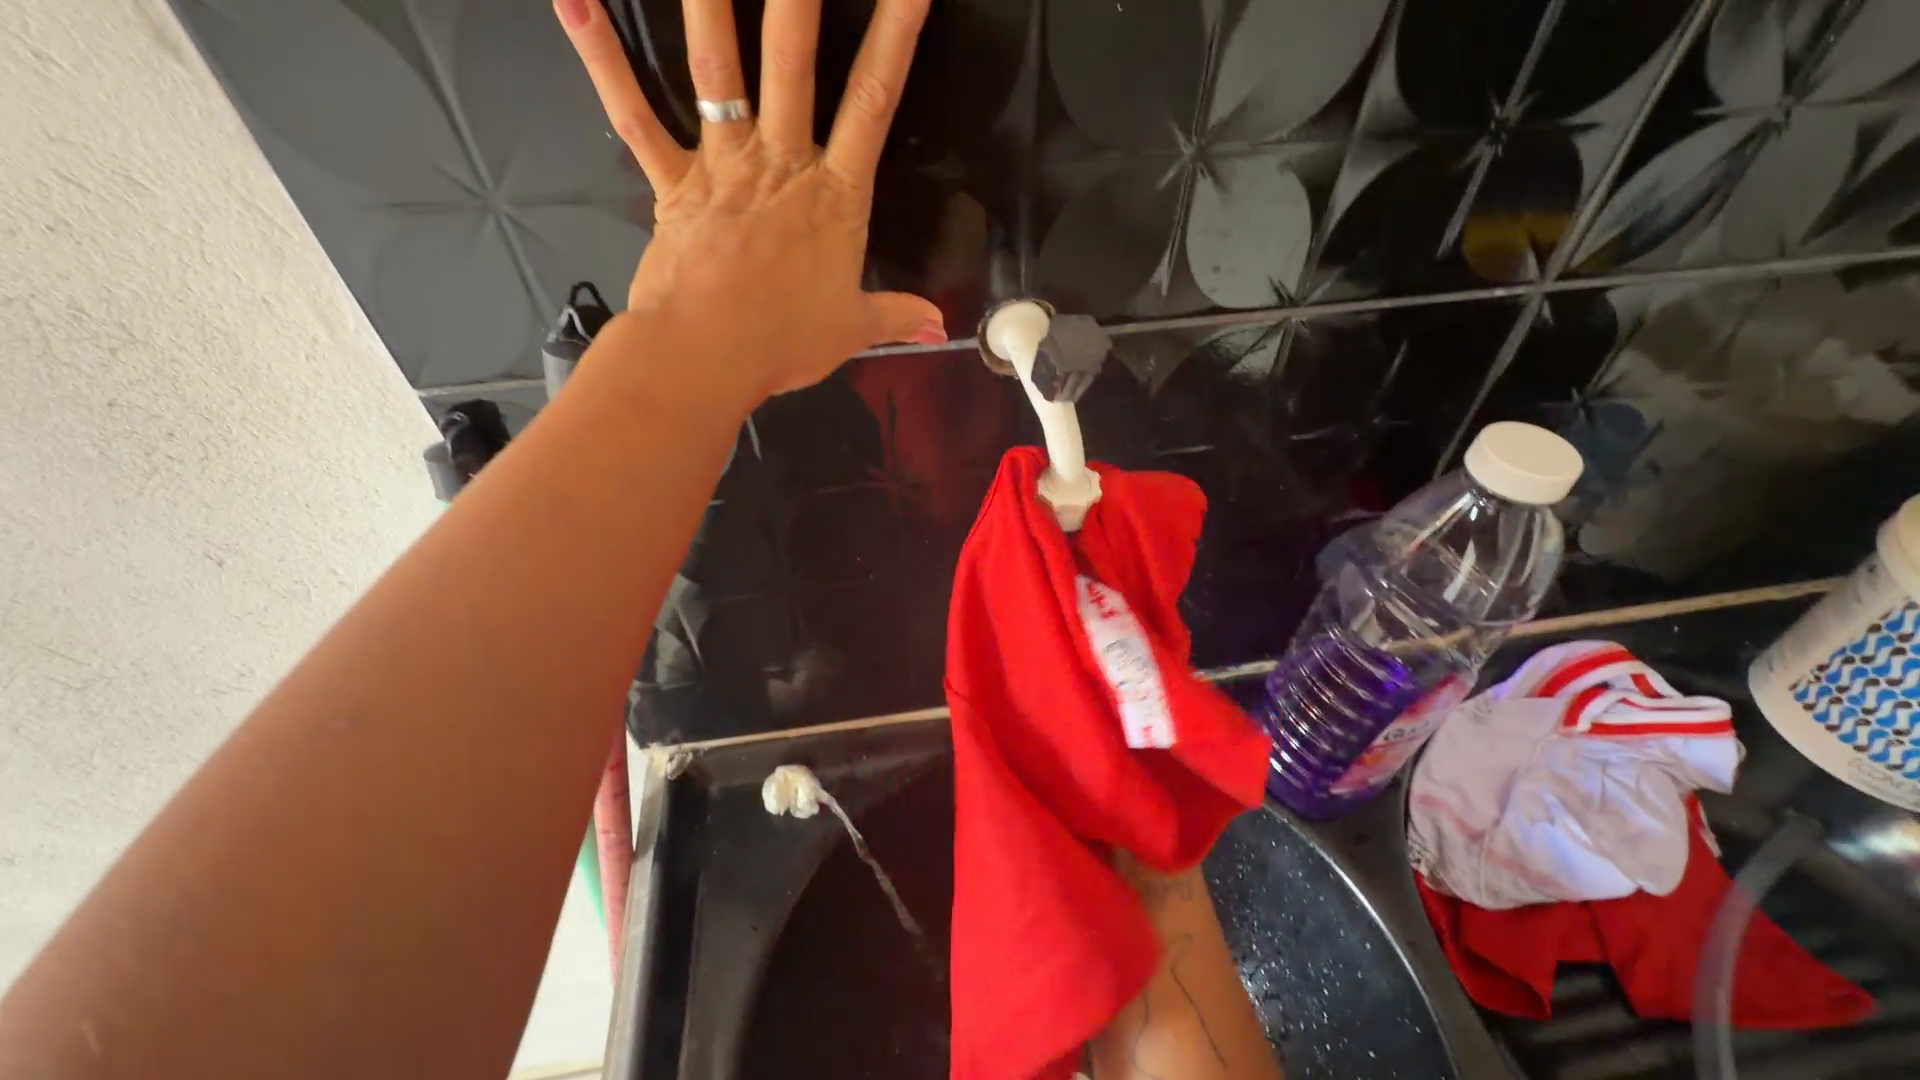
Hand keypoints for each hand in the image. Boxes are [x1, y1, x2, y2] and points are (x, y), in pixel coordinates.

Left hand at [555, 0, 944, 404]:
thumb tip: (938, 328)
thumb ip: (898, 317)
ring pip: (717, 68)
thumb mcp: (853, 330)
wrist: (708, 360)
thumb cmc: (783, 344)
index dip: (898, 33)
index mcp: (836, 194)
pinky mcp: (671, 182)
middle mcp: (781, 163)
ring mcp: (722, 166)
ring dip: (708, 1)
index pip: (875, 100)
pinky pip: (633, 114)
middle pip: (794, 58)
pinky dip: (602, 58)